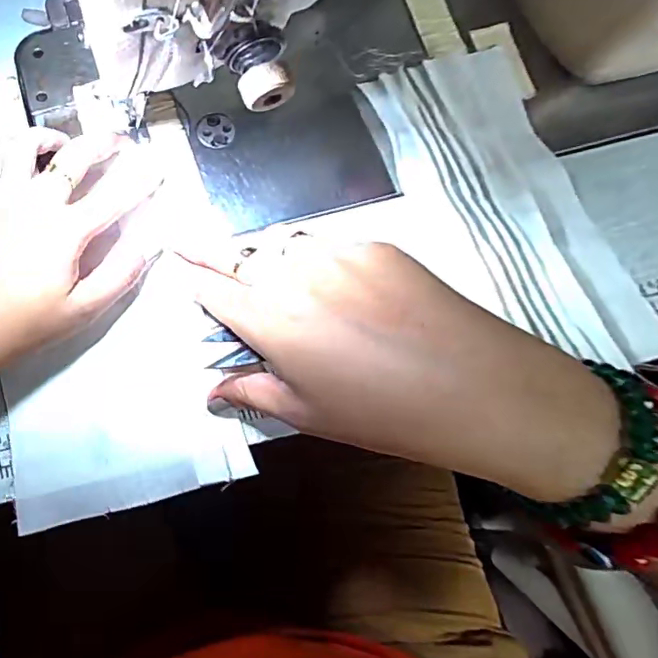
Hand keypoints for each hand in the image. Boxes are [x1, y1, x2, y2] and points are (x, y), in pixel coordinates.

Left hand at [0, 129, 163, 390]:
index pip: (114, 194)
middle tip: (119, 143)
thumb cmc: (21, 326)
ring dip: (46, 137)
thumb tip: (147, 246)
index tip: (156, 169)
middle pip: (73, 156)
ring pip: (20, 147)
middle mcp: (32, 205)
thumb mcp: (82, 311)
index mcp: (64, 231)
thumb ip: (119, 275)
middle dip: (103, 142)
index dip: (142, 179)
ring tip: (62, 142)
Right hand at [178, 233, 622, 501]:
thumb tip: (210, 388)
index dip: (190, 272)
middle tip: (240, 289)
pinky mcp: (376, 243)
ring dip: (277, 263)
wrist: (481, 386)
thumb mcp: (307, 412)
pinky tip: (348, 297)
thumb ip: (251, 390)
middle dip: (231, 267)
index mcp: (272, 318)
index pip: (212, 285)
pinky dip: (321, 263)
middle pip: (244, 256)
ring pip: (286, 246)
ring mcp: (338, 251)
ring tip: (301, 299)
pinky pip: (329, 246)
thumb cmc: (384, 414)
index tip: (176, 259)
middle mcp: (296, 272)